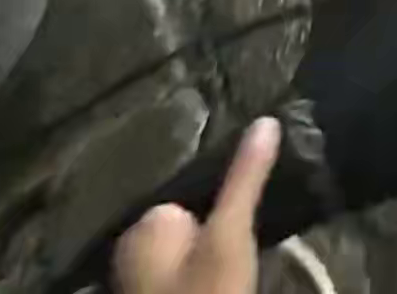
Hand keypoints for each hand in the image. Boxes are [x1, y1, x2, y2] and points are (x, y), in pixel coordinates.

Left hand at [113, 117, 280, 293]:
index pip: (196, 192)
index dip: (221, 208)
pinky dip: (201, 281)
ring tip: (234, 276)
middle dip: (216, 231)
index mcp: (144, 228)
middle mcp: (131, 254)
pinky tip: (219, 289)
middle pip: (193, 220)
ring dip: (211, 259)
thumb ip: (246, 176)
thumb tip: (266, 120)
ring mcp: (138, 287)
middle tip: (238, 257)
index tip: (239, 229)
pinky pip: (183, 277)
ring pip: (189, 252)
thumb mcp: (231, 233)